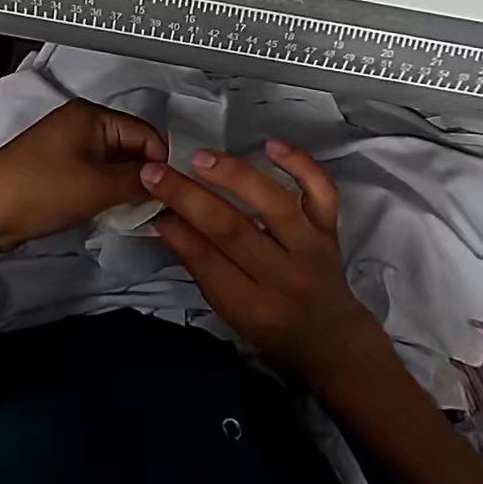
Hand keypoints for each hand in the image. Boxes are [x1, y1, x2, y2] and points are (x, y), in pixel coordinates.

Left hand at [0, 98, 167, 270]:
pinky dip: (104, 193)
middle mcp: (81, 124)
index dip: (160, 164)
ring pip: (113, 165)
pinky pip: (94, 176)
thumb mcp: (98, 188)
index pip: (147, 133)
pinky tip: (107, 213)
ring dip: (123, 188)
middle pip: (131, 148)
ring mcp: (67, 146)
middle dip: (142, 177)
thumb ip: (139, 182)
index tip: (168, 196)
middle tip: (151, 210)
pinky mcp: (57, 168)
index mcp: (92, 116)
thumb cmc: (39, 192)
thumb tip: (166, 182)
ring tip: (129, 214)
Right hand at [144, 140, 391, 383]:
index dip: (176, 228)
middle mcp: (284, 277)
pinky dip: (301, 165)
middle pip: (234, 230)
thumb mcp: (228, 309)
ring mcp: (312, 250)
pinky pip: (322, 193)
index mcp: (252, 305)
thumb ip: (200, 265)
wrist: (331, 338)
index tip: (151, 196)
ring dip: (236, 178)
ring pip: (276, 206)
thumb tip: (166, 219)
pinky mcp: (330, 230)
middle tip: (157, 172)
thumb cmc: (268, 325)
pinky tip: (271, 145)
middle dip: (190, 197)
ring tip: (202, 158)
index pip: (207, 261)